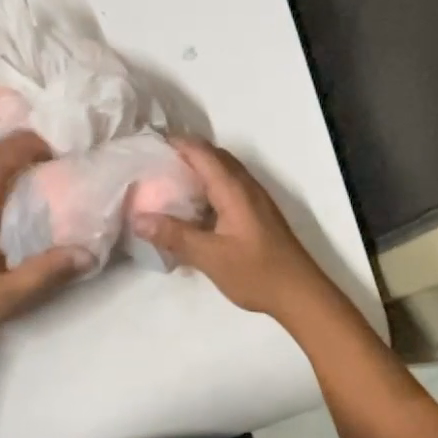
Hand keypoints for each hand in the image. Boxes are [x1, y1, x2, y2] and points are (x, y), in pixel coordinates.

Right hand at [131, 137, 334, 318]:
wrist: (300, 293)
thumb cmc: (257, 273)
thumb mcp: (210, 256)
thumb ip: (175, 235)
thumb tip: (138, 218)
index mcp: (234, 189)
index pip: (200, 151)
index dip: (173, 144)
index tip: (145, 149)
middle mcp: (246, 187)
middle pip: (213, 157)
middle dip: (183, 157)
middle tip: (152, 169)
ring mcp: (255, 201)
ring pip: (222, 174)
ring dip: (197, 175)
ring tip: (166, 189)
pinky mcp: (258, 216)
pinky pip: (229, 191)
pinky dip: (208, 192)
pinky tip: (193, 214)